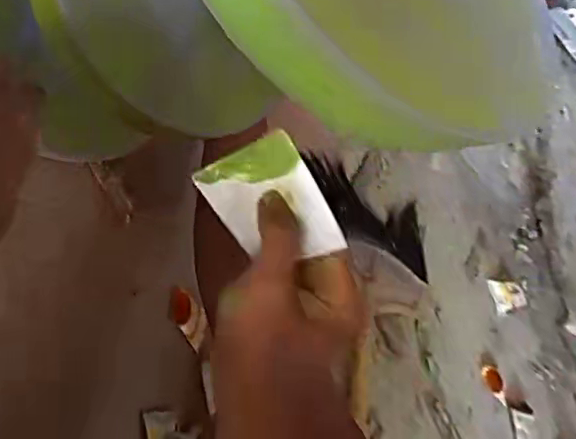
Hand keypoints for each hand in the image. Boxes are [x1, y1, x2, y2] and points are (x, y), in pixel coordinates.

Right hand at [210, 193, 364, 438]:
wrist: (248, 401)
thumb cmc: (264, 344)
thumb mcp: (268, 285)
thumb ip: (276, 239)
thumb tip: (279, 197)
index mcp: (340, 292)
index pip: (324, 234)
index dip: (299, 204)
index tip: (270, 173)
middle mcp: (327, 297)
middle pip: (305, 244)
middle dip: (278, 215)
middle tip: (248, 182)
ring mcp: (301, 307)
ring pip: (285, 255)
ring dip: (263, 230)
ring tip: (237, 200)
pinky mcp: (276, 314)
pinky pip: (270, 269)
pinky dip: (255, 249)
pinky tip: (234, 234)